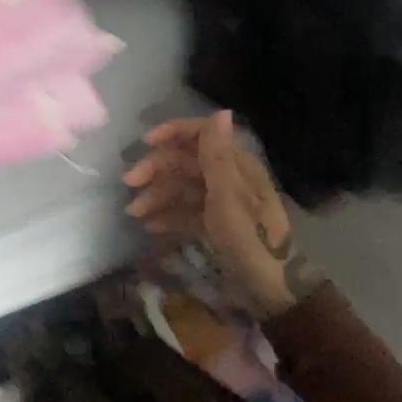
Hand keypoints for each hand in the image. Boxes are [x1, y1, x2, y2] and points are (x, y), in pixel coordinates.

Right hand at [125, 111, 321, 318]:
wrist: (272, 290)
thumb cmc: (251, 240)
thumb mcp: (229, 197)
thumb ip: (217, 156)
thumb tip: (219, 111)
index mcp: (237, 165)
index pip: (202, 134)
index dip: (173, 133)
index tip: (144, 143)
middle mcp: (229, 177)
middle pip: (185, 161)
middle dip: (156, 169)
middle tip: (129, 184)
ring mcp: (222, 201)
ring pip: (182, 187)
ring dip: (157, 195)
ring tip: (134, 213)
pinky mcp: (216, 224)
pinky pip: (186, 211)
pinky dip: (168, 215)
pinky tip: (150, 226)